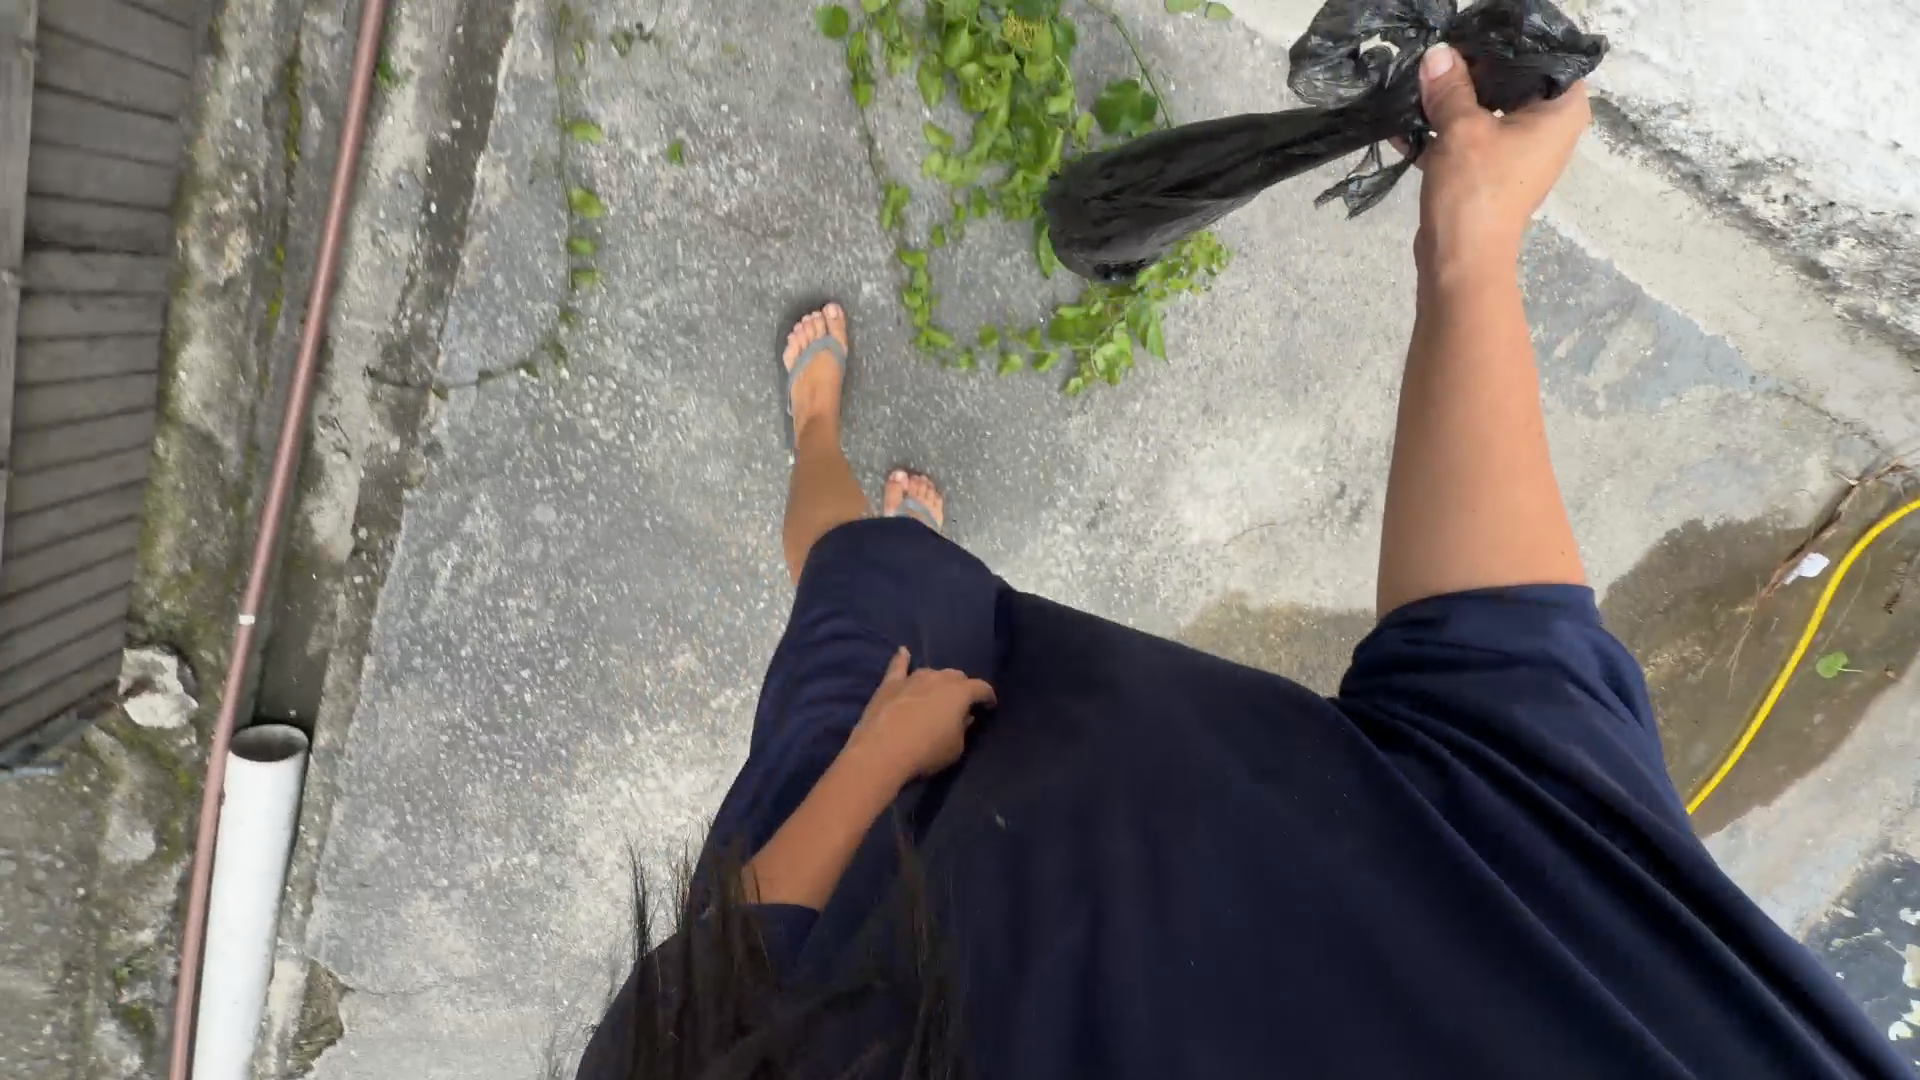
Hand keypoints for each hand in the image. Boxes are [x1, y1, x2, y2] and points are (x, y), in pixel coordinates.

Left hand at [844, 647, 995, 784]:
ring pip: (930, 672)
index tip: (990, 706)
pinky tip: (903, 651)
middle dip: (962, 687)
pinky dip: (902, 659)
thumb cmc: (926, 752)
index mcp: (960, 693)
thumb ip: (963, 729)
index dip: (988, 696)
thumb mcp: (955, 748)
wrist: (882, 753)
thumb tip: (964, 717)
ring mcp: (912, 679)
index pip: (981, 688)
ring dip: (937, 680)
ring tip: (937, 692)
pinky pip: (897, 667)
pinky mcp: (889, 685)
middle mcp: (938, 678)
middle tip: (961, 704)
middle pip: (956, 676)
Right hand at [1411, 43, 1589, 270]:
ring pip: (1482, 115)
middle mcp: (1548, 126)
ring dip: (1447, 107)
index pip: (1537, 55)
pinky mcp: (1487, 176)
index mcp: (1562, 106)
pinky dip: (1440, 136)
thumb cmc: (1474, 191)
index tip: (1460, 40)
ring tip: (1413, 92)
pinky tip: (1406, 128)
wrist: (1459, 261)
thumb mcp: (1460, 131)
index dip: (1497, 45)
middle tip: (1431, 64)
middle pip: (1507, 84)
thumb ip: (1449, 89)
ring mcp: (1517, 153)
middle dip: (1465, 76)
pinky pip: (1466, 143)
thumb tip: (1436, 54)